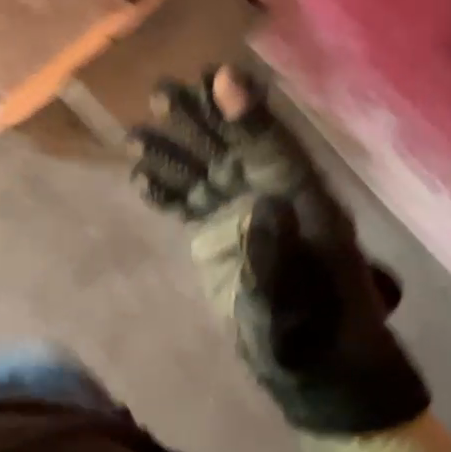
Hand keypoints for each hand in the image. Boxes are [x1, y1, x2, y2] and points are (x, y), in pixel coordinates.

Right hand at [132, 66, 427, 434]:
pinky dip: (165, 191)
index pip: (272, 148)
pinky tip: (139, 179)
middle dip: (199, 119)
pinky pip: (187, 205)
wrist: (313, 373)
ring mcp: (243, 218)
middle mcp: (273, 200)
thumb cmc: (317, 336)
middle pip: (232, 148)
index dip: (246, 114)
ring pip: (203, 172)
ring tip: (133, 134)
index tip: (218, 78)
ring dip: (172, 151)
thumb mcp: (301, 297)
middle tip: (161, 92)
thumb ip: (279, 252)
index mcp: (305, 204)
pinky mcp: (219, 240)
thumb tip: (261, 201)